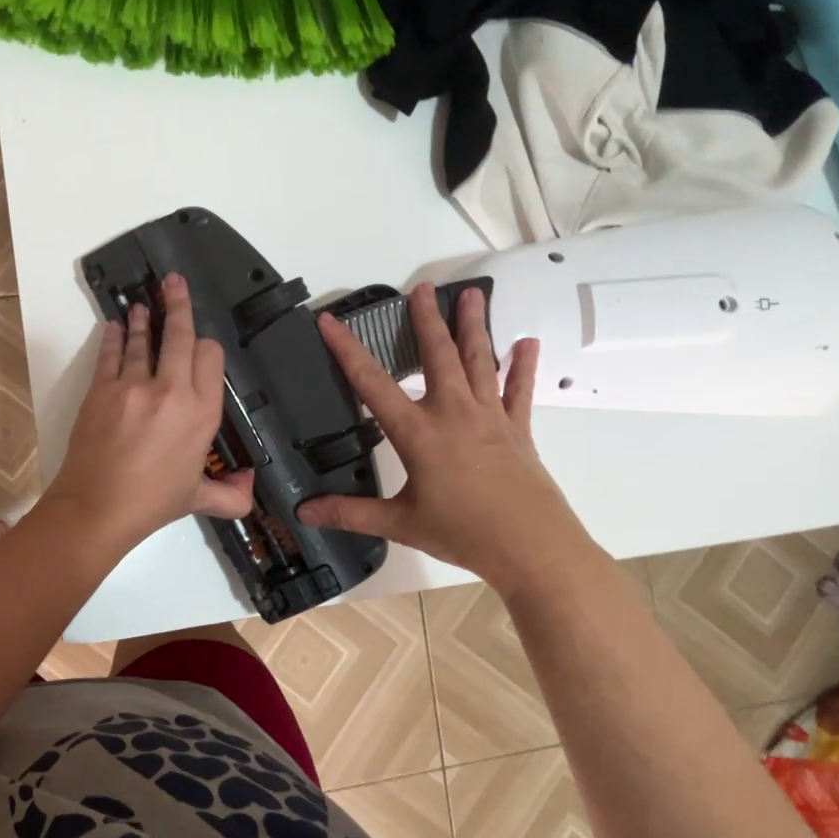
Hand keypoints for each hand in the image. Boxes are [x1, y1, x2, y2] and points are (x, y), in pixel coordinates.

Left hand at [41, 272, 254, 549]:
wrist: (97, 507)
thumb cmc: (151, 503)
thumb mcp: (197, 499)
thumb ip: (229, 494)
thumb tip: (249, 493)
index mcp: (201, 413)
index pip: (210, 356)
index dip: (205, 346)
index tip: (200, 343)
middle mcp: (171, 390)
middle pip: (179, 336)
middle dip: (178, 304)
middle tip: (173, 281)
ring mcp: (133, 386)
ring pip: (141, 341)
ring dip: (142, 320)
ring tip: (142, 304)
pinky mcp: (101, 390)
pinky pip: (110, 354)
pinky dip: (113, 337)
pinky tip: (114, 326)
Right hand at [296, 284, 597, 599]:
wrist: (533, 548)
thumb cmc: (463, 534)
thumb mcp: (400, 524)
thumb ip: (350, 513)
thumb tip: (305, 512)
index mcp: (419, 433)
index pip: (373, 384)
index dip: (347, 351)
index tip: (331, 322)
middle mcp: (454, 414)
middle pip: (437, 357)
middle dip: (426, 321)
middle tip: (421, 289)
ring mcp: (490, 419)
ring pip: (480, 362)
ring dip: (474, 327)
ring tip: (471, 296)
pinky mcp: (518, 431)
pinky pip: (519, 392)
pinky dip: (522, 367)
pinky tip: (527, 344)